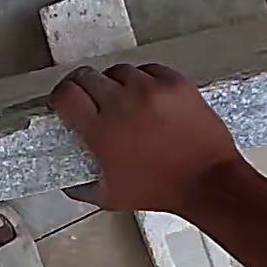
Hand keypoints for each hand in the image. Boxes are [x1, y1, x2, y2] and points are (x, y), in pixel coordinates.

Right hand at [49, 63, 246, 213]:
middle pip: (86, 76)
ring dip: (112, 83)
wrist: (207, 181)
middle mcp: (123, 105)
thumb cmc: (160, 189)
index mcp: (101, 131)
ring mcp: (151, 90)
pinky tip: (144, 96)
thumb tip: (66, 182)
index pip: (66, 95)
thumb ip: (80, 187)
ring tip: (119, 99)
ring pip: (117, 71)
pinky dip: (142, 80)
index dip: (59, 97)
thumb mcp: (109, 196)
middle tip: (86, 98)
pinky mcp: (175, 83)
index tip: (61, 102)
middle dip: (81, 87)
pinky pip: (148, 69)